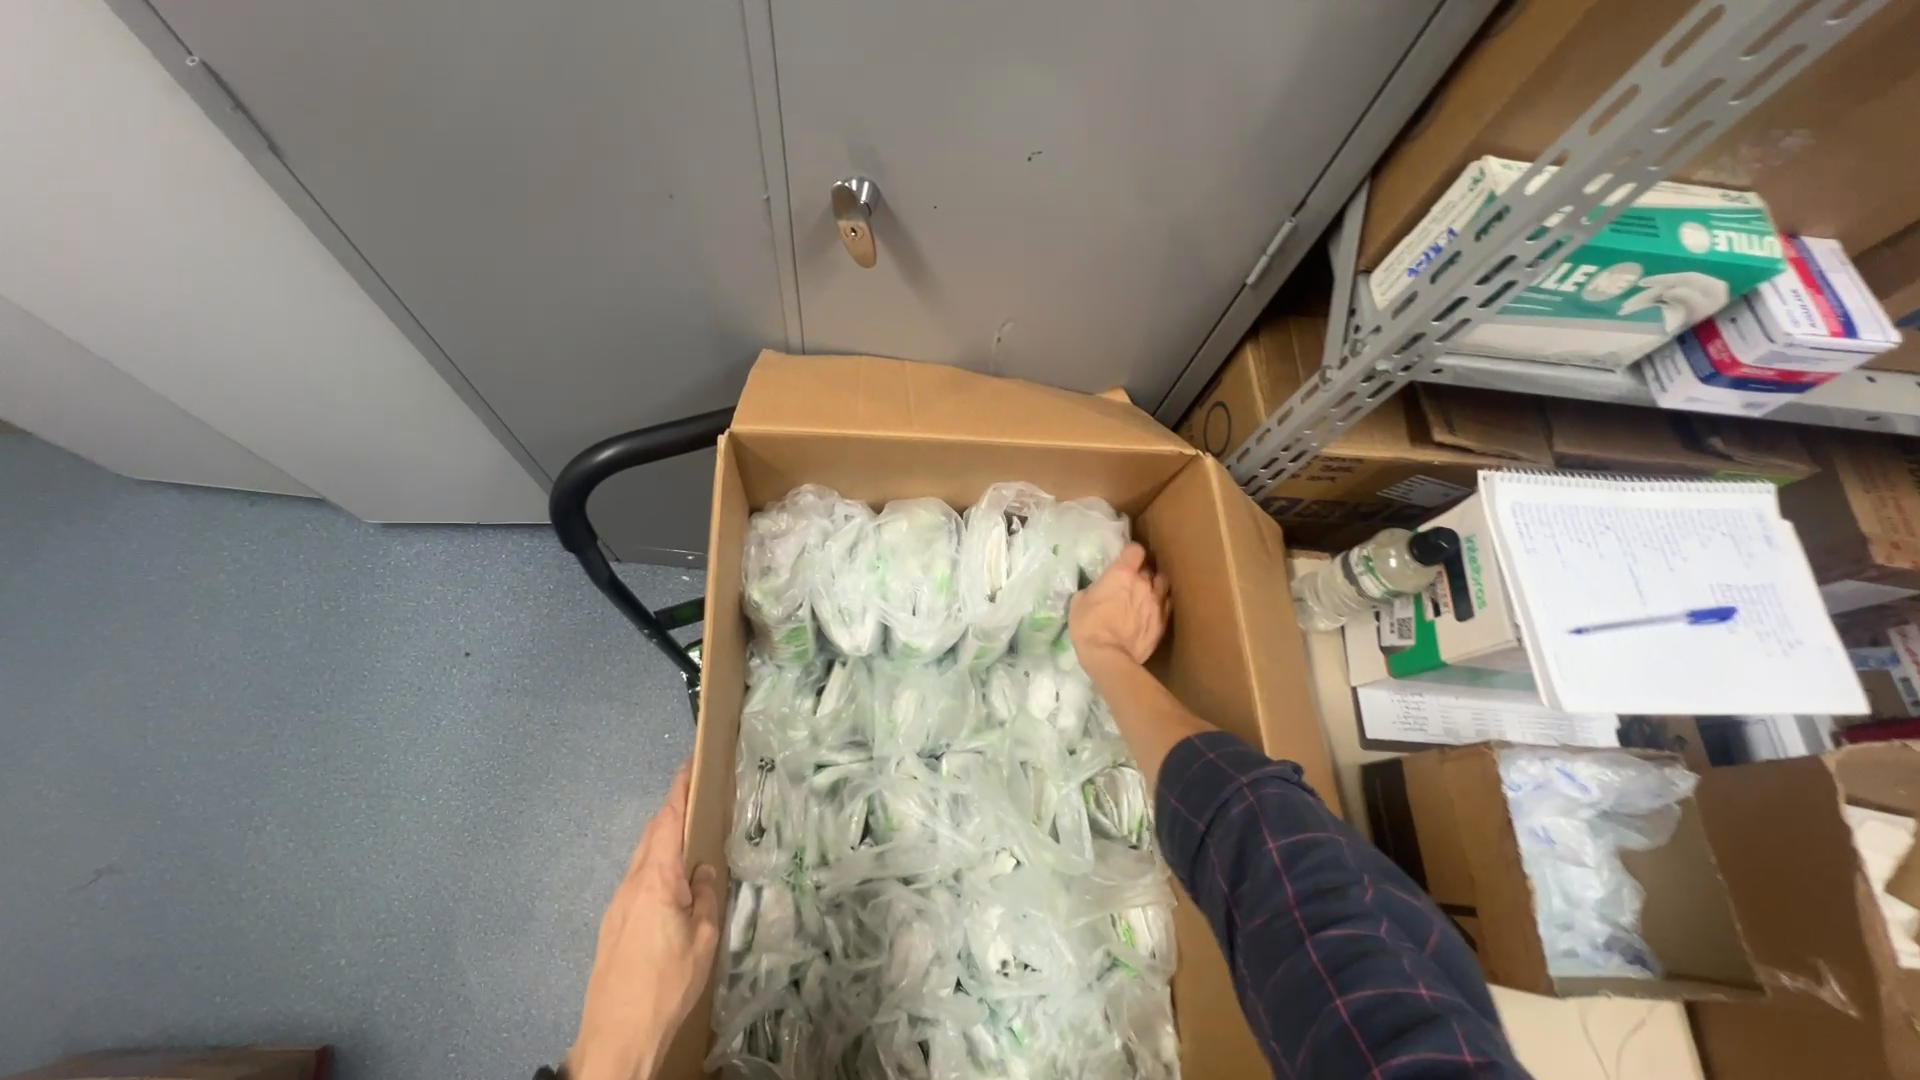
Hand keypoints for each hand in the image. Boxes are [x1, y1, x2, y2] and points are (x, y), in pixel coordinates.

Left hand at [570, 762, 723, 1079]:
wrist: (616, 1037)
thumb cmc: (666, 984)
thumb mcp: (703, 939)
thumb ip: (706, 895)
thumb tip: (705, 867)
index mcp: (656, 879)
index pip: (668, 820)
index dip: (680, 789)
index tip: (692, 764)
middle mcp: (632, 882)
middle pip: (653, 833)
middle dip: (674, 809)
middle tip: (700, 795)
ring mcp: (618, 903)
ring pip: (644, 856)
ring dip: (665, 837)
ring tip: (692, 834)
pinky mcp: (614, 924)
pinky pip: (638, 878)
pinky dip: (657, 863)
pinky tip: (674, 879)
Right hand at [1069, 542, 1170, 665]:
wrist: (1109, 656)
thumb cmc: (1089, 626)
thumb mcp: (1079, 602)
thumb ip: (1093, 589)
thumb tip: (1098, 590)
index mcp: (1122, 573)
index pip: (1135, 549)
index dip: (1130, 553)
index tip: (1124, 560)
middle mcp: (1143, 582)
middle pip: (1148, 568)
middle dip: (1140, 573)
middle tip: (1130, 583)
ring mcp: (1156, 601)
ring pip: (1161, 584)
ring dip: (1154, 586)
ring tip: (1146, 595)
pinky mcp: (1163, 620)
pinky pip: (1166, 604)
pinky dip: (1159, 604)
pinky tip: (1151, 611)